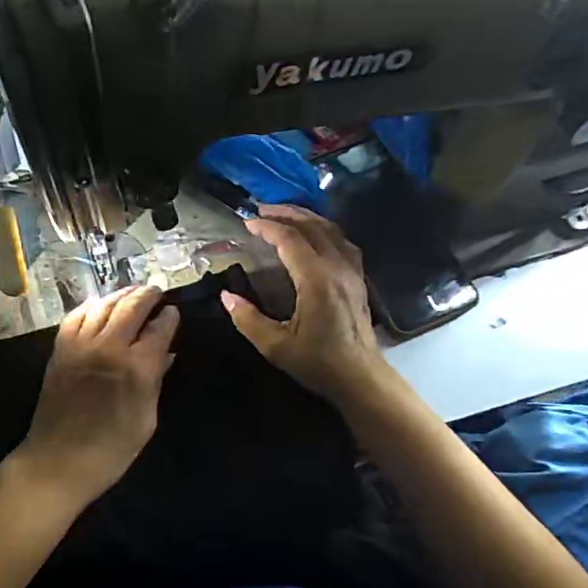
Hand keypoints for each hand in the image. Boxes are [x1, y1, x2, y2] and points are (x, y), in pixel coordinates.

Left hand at [10, 285, 180, 508]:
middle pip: (132, 307)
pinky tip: (100, 306)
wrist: (60, 461)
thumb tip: (165, 356)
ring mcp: (81, 345)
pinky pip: (77, 316)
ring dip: (121, 295)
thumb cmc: (111, 450)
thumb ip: (156, 381)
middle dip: (147, 296)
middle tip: (156, 292)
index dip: (169, 318)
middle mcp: (109, 347)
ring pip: (103, 305)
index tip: (174, 313)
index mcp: (137, 368)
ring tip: (132, 293)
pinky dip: (92, 306)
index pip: (159, 329)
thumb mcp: (146, 420)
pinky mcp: (60, 349)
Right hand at [221, 205, 390, 405]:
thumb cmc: (318, 363)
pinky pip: (342, 242)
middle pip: (313, 226)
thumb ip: (248, 319)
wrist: (359, 377)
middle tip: (262, 211)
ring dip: (307, 218)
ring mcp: (352, 271)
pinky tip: (314, 235)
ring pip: (331, 230)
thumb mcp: (275, 347)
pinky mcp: (358, 279)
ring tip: (285, 216)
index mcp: (317, 280)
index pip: (291, 240)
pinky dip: (324, 230)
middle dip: (286, 214)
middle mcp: (337, 267)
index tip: (248, 223)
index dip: (268, 227)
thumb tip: (227, 298)